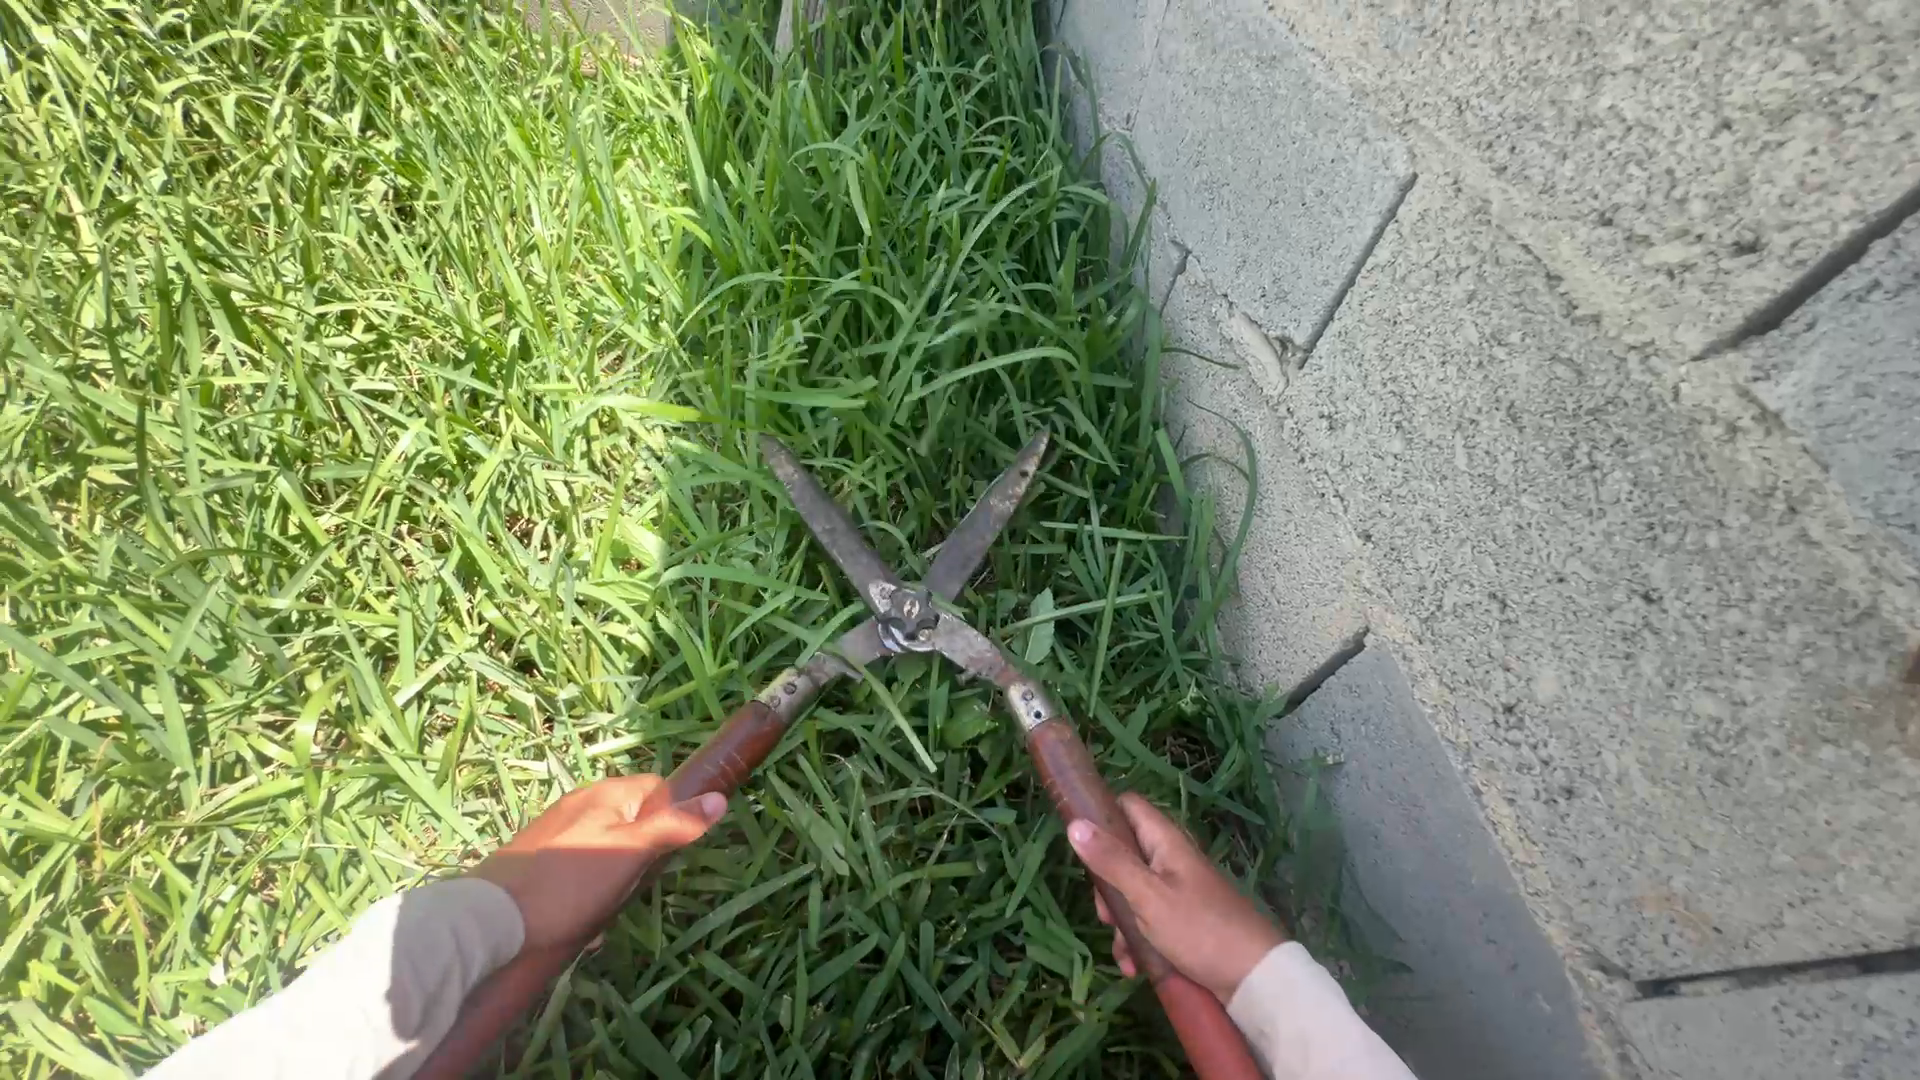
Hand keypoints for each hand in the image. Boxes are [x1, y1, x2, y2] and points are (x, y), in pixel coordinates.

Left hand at [468, 775, 726, 949]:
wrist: (485, 919)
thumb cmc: (568, 883)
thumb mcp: (630, 855)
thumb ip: (675, 826)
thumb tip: (720, 798)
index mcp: (609, 793)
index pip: (659, 789)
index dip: (670, 819)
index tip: (662, 855)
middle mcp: (583, 800)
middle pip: (633, 819)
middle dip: (639, 856)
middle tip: (631, 889)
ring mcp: (556, 827)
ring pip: (606, 845)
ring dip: (613, 878)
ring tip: (601, 912)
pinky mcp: (535, 854)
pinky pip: (578, 864)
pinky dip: (585, 888)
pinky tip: (577, 919)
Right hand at [1066, 792, 1286, 1001]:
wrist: (1255, 979)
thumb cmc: (1200, 928)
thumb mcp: (1147, 896)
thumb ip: (1111, 860)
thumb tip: (1074, 823)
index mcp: (1164, 840)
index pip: (1127, 806)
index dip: (1102, 817)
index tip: (1082, 843)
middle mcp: (1170, 858)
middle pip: (1123, 853)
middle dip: (1107, 885)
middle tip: (1105, 913)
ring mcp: (1177, 889)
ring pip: (1132, 891)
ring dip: (1121, 920)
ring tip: (1123, 949)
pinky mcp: (1182, 919)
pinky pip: (1148, 919)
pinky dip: (1138, 939)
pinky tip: (1134, 965)